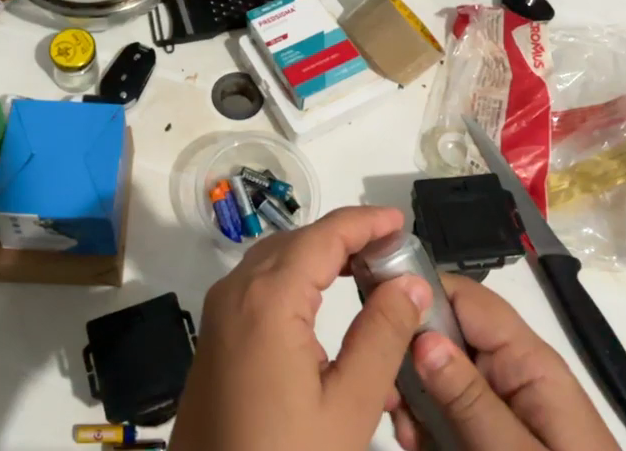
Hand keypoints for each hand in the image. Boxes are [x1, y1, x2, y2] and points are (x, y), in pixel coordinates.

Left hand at [170, 206, 433, 450]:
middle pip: (295, 242)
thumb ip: (382, 337)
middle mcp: (236, 291)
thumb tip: (409, 284)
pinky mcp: (215, 337)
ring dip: (317, 258)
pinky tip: (322, 307)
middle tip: (389, 250)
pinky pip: (257, 289)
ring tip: (364, 270)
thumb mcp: (348, 405)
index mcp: (268, 297)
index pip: (323, 236)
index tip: (399, 221)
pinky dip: (294, 282)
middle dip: (342, 238)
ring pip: (273, 262)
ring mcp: (219, 313)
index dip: (363, 223)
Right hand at [391, 274, 618, 450]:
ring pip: (438, 374)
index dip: (419, 295)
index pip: (467, 298)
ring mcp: (501, 405)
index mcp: (529, 363)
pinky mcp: (491, 434)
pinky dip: (425, 425)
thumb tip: (421, 335)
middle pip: (446, 334)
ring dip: (412, 397)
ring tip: (406, 434)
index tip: (374, 319)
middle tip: (388, 398)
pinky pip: (447, 410)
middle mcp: (513, 372)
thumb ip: (471, 400)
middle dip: (409, 358)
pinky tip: (416, 444)